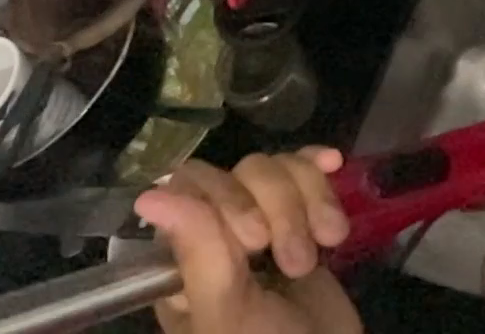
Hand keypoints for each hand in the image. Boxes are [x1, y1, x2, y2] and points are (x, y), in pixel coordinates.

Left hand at [134, 150, 360, 333]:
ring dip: (310, 202)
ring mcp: (265, 222)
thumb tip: (149, 197)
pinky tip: (335, 167)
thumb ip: (199, 254)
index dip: (229, 200)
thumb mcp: (229, 318)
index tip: (258, 241)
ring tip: (326, 245)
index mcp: (185, 259)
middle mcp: (220, 234)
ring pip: (280, 168)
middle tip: (297, 262)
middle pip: (245, 173)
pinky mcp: (303, 216)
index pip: (193, 187)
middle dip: (282, 209)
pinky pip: (308, 170)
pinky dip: (322, 176)